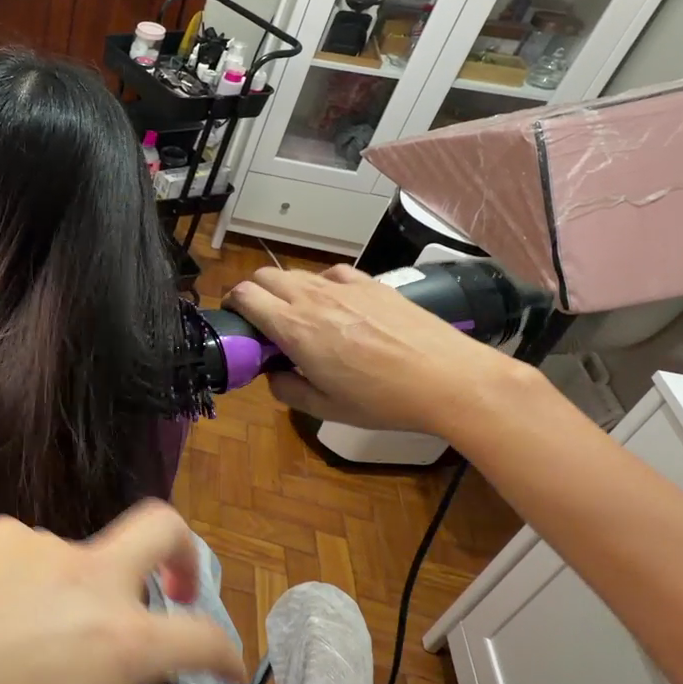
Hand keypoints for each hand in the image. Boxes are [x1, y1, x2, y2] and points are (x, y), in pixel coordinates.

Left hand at [0, 501, 246, 683]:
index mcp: (116, 642)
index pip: (203, 636)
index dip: (226, 656)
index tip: (222, 669)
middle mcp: (87, 578)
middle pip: (163, 527)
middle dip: (185, 553)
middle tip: (175, 589)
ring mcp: (40, 546)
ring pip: (86, 555)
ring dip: (86, 591)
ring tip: (41, 647)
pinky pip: (35, 554)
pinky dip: (36, 583)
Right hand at [223, 263, 541, 435]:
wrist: (449, 379)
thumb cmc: (384, 401)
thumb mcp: (328, 409)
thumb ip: (288, 390)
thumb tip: (273, 375)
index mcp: (293, 328)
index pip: (244, 295)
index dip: (233, 303)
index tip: (236, 320)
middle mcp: (312, 299)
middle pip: (264, 276)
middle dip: (254, 292)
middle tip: (262, 318)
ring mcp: (343, 287)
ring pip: (297, 273)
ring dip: (286, 289)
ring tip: (300, 314)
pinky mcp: (372, 284)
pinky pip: (333, 273)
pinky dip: (322, 284)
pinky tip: (336, 303)